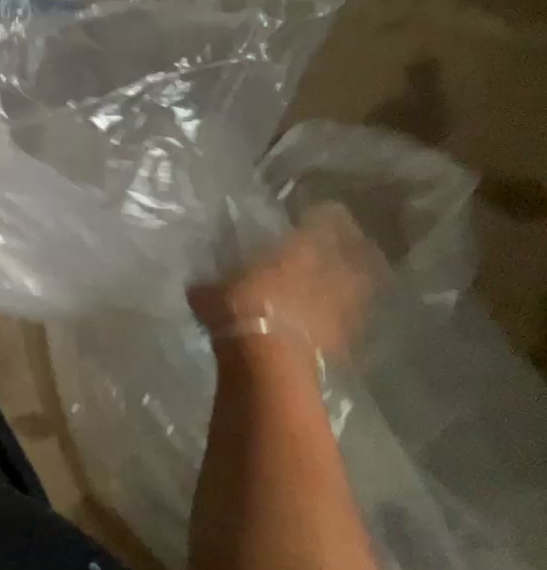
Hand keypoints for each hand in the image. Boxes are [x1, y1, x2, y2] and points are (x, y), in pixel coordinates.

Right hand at [191, 203, 388, 359]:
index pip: (322, 220)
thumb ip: (213, 280)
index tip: (317, 210)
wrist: (269, 359)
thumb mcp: (208, 291)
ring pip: (364, 279)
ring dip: (358, 274)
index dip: (321, 214)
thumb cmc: (237, 312)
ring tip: (346, 272)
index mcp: (297, 251)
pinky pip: (354, 309)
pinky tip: (338, 307)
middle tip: (341, 239)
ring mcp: (345, 302)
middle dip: (350, 243)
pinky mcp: (349, 331)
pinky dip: (350, 305)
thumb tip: (204, 279)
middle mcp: (330, 271)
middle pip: (354, 248)